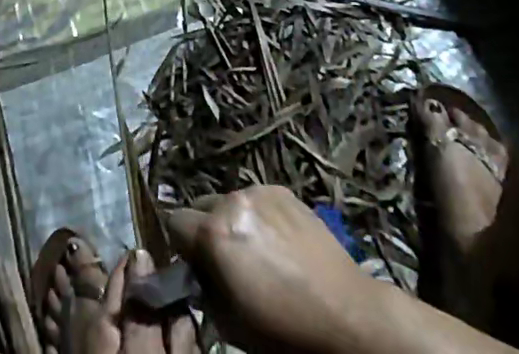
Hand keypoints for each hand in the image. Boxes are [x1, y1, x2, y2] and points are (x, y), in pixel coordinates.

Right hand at [163, 186, 380, 353]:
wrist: (345, 314)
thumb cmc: (281, 328)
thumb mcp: (226, 319)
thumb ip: (201, 284)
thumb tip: (195, 269)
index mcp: (214, 231)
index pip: (173, 222)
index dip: (180, 247)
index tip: (193, 266)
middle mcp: (234, 200)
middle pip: (200, 206)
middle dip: (204, 230)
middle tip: (224, 261)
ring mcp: (262, 191)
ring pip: (228, 201)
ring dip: (231, 220)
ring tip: (256, 251)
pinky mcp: (285, 191)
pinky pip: (255, 199)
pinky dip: (256, 215)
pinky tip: (276, 241)